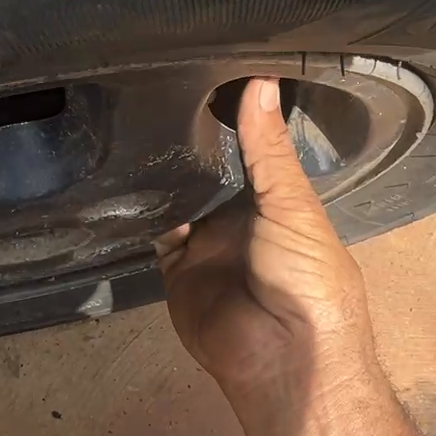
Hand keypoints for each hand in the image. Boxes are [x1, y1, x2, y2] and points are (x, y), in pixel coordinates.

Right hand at [154, 77, 383, 413]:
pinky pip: (156, 234)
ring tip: (137, 122)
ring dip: (164, 175)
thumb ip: (269, 149)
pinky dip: (144, 212)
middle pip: (210, 174)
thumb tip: (262, 81)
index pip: (251, 152)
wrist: (281, 358)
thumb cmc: (306, 277)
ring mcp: (205, 246)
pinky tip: (129, 177)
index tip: (207, 76)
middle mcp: (240, 220)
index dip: (233, 121)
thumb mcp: (293, 205)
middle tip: (158, 92)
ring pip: (179, 200)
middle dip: (191, 145)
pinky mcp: (175, 269)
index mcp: (278, 203)